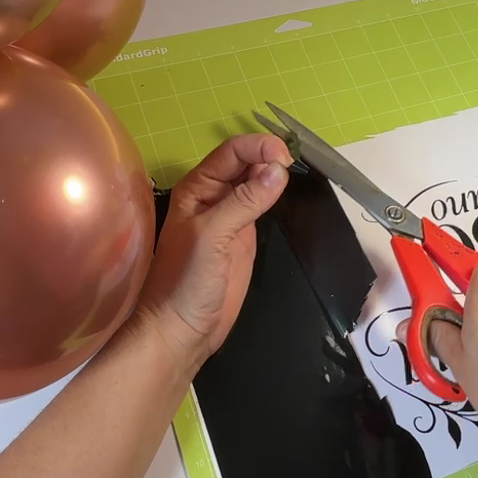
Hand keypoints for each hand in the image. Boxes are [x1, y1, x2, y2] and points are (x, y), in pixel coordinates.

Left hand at [132, 134, 290, 369]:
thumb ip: (243, 203)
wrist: (181, 330)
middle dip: (268, 156)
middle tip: (294, 166)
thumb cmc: (186, 281)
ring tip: (295, 174)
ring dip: (273, 173)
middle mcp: (213, 196)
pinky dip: (275, 194)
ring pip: (255, 181)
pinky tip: (287, 192)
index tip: (285, 157)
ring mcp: (230, 216)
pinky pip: (261, 204)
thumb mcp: (212, 237)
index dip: (258, 147)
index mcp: (197, 188)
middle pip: (245, 162)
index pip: (231, 152)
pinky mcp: (245, 236)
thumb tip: (278, 170)